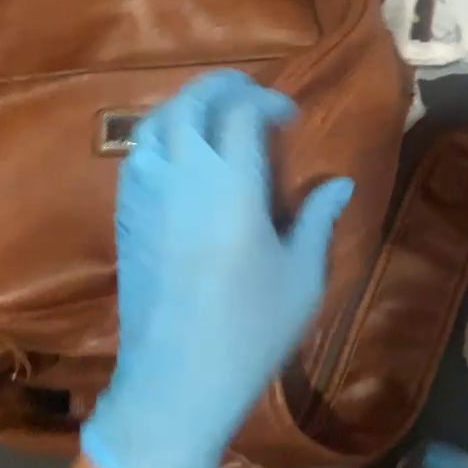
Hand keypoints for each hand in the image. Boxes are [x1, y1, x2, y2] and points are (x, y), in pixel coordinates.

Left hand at [81, 70, 353, 467]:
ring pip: (156, 121)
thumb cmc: (249, 328)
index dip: (268, 100)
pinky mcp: (126, 215)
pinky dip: (161, 134)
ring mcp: (147, 193)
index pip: (242, 110)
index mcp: (232, 184)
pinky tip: (180, 153)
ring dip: (187, 104)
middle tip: (250, 93)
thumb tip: (341, 182)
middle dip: (223, 86)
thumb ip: (318, 219)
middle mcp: (184, 175)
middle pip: (192, 102)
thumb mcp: (301, 276)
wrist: (175, 382)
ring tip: (213, 113)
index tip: (288, 116)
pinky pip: (137, 153)